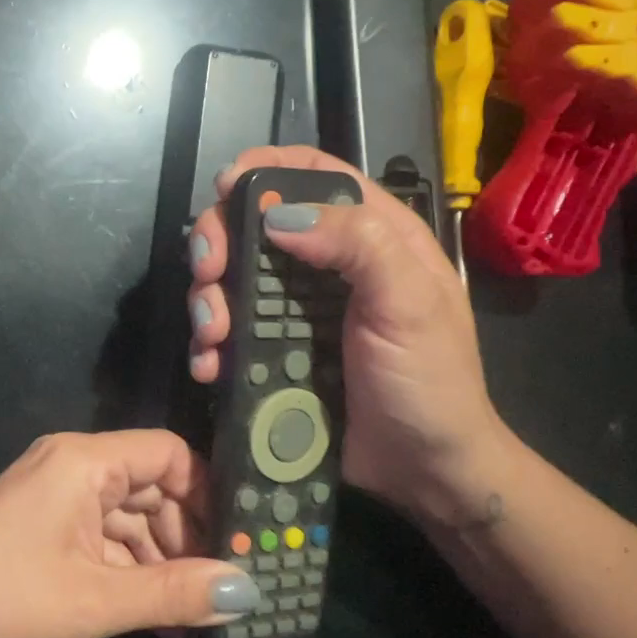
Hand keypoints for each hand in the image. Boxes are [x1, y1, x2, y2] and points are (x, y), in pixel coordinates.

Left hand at [0, 430, 256, 637]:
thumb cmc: (5, 601)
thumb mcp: (97, 602)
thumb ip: (175, 592)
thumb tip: (249, 590)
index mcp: (83, 461)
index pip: (167, 453)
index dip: (207, 494)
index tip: (236, 545)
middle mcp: (71, 464)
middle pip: (151, 486)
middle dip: (187, 538)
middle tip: (220, 593)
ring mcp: (54, 493)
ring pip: (129, 515)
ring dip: (160, 562)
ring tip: (190, 618)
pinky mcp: (44, 522)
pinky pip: (101, 533)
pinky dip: (128, 568)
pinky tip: (153, 615)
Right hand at [186, 146, 515, 527]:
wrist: (423, 468)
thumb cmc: (430, 380)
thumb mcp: (409, 304)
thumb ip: (356, 245)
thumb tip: (277, 216)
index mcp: (370, 235)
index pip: (314, 174)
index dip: (266, 169)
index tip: (226, 185)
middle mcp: (324, 263)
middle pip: (253, 223)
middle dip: (218, 240)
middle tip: (208, 271)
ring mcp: (293, 309)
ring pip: (230, 277)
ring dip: (207, 299)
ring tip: (211, 334)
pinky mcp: (271, 350)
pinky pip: (226, 331)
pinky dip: (208, 343)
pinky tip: (210, 364)